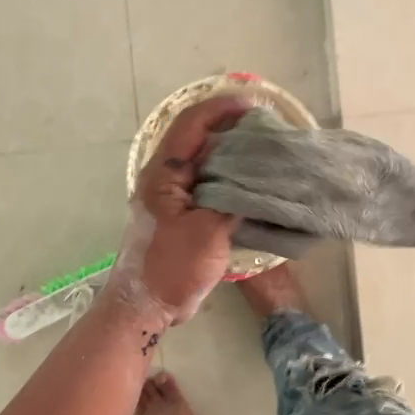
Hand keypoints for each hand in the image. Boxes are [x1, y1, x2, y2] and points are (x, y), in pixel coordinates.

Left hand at [108, 97, 249, 324]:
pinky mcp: (182, 216)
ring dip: (233, 155)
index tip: (254, 107)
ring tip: (267, 152)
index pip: (191, 125)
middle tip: (268, 129)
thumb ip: (233, 200)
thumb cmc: (170, 268)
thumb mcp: (208, 232)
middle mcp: (165, 178)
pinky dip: (231, 180)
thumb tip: (261, 176)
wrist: (145, 308)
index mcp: (162, 174)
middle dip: (232, 129)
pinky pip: (208, 186)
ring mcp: (172, 197)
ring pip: (205, 163)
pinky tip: (256, 185)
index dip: (221, 108)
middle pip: (198, 139)